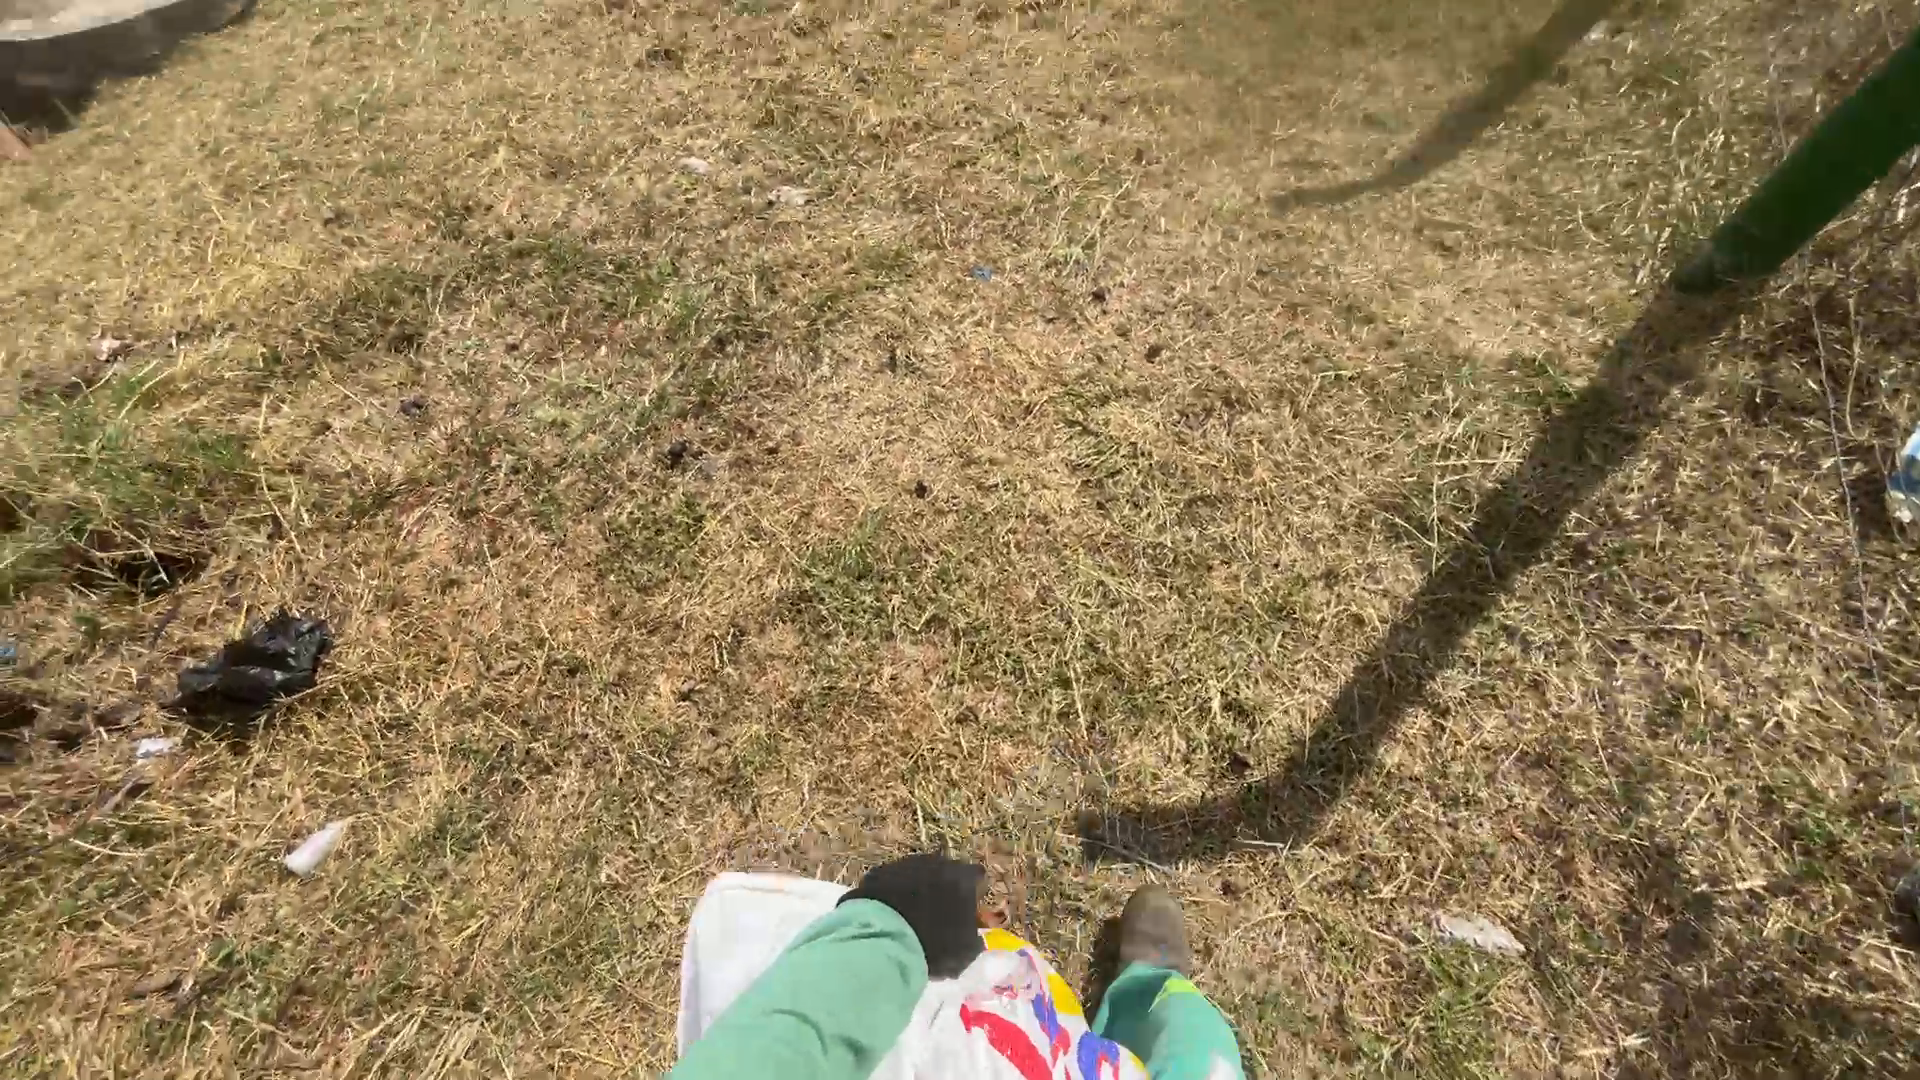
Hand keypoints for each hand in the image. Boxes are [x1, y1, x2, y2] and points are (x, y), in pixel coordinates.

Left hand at [840, 853, 986, 977]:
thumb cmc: (933, 946)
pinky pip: (893, 880)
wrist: (883, 940)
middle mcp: (937, 862)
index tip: (969, 909)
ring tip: (911, 915)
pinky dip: (895, 893)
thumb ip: (973, 937)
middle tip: (939, 913)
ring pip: (919, 873)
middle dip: (945, 887)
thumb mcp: (964, 951)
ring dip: (919, 888)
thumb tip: (973, 935)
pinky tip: (890, 914)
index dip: (974, 892)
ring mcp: (906, 863)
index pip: (977, 876)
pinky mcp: (880, 871)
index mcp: (962, 877)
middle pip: (947, 870)